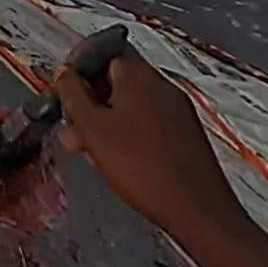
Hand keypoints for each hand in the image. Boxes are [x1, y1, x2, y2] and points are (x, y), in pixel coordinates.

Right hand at [54, 46, 242, 237]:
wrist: (202, 218)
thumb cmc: (145, 168)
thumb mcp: (91, 126)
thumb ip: (71, 93)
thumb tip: (65, 75)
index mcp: (140, 76)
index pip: (103, 48)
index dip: (79, 62)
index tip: (65, 82)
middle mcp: (162, 87)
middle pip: (114, 77)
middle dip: (88, 97)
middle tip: (71, 119)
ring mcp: (178, 112)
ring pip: (129, 102)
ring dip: (103, 117)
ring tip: (86, 144)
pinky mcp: (186, 137)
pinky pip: (147, 121)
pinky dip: (125, 130)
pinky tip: (114, 156)